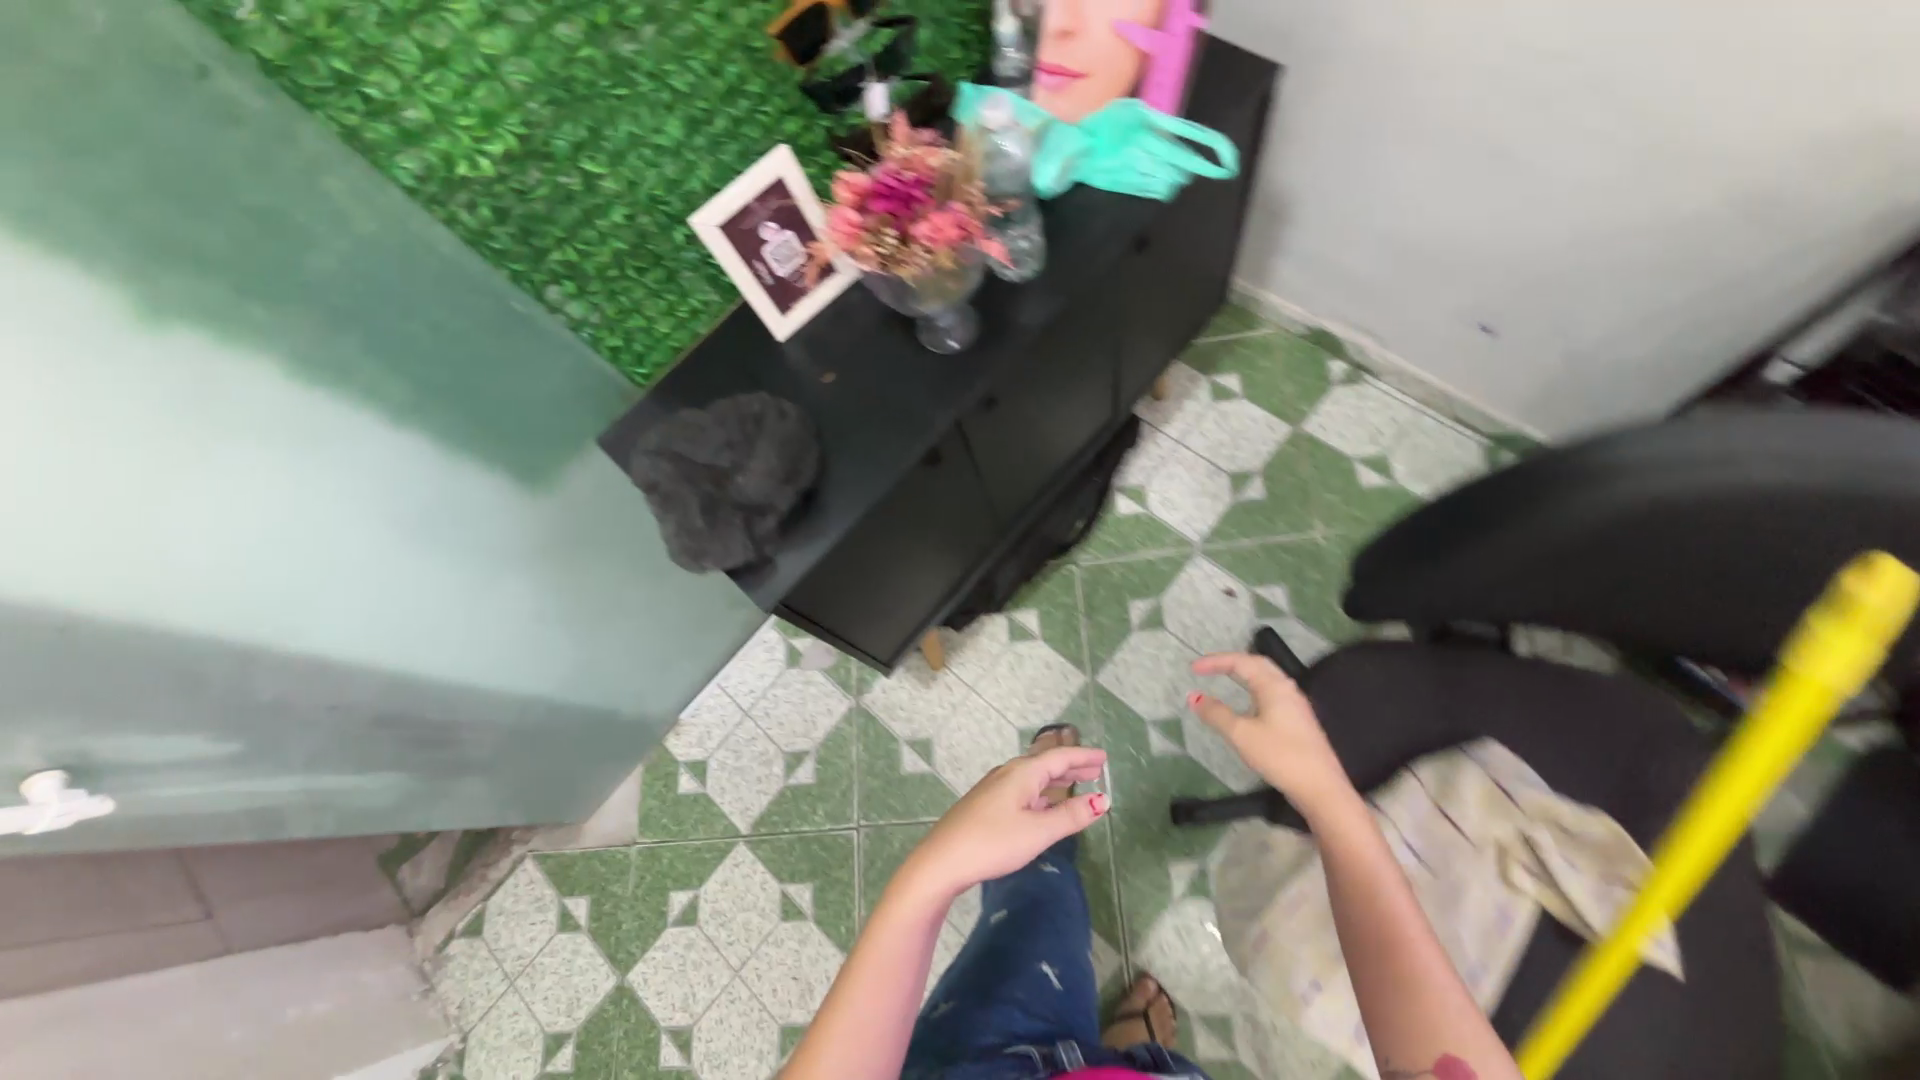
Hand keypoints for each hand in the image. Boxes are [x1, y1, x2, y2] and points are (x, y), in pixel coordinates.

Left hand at [898, 745, 1108, 902]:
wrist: (943, 860)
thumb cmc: (993, 843)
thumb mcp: (1038, 831)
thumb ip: (1071, 816)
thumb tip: (1102, 800)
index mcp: (1022, 773)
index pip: (1059, 757)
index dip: (1083, 756)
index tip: (1104, 758)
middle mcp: (1008, 773)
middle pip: (1045, 764)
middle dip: (1071, 766)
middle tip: (1096, 769)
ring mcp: (994, 787)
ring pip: (1033, 776)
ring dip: (1056, 779)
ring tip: (1076, 783)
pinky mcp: (986, 803)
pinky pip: (1023, 788)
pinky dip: (1041, 791)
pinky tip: (1044, 803)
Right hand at [1188, 652, 1352, 813]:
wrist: (1321, 787)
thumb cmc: (1279, 755)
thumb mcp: (1241, 734)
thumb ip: (1216, 713)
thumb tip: (1194, 697)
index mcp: (1274, 686)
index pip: (1241, 662)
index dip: (1215, 661)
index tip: (1193, 668)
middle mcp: (1287, 689)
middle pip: (1258, 664)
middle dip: (1232, 661)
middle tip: (1210, 667)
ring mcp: (1296, 705)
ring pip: (1268, 679)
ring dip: (1246, 674)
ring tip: (1226, 678)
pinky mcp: (1300, 721)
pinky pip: (1273, 693)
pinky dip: (1255, 689)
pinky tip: (1250, 704)